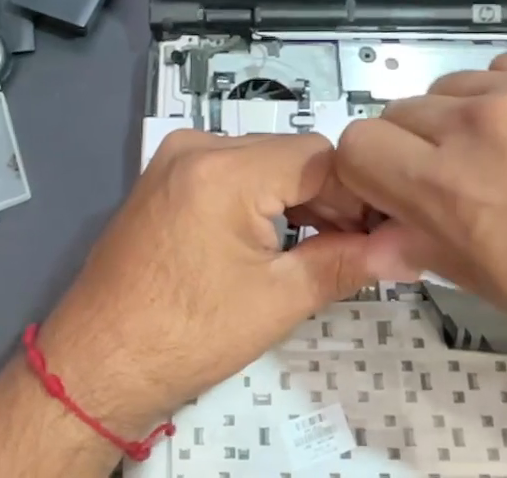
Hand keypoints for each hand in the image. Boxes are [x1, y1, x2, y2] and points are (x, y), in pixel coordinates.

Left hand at [35, 133, 373, 436]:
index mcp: (226, 169)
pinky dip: (259, 197)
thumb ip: (345, 262)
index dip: (360, 194)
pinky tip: (279, 236)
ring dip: (295, 197)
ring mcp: (176, 158)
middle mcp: (198, 145)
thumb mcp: (278, 300)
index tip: (386, 231)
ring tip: (325, 247)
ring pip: (261, 161)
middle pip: (289, 155)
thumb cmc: (188, 334)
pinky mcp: (165, 176)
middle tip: (360, 246)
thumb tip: (405, 249)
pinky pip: (229, 171)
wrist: (100, 360)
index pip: (320, 157)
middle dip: (330, 197)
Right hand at [334, 50, 506, 383]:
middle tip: (460, 198)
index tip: (391, 208)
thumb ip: (453, 256)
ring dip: (463, 127)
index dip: (365, 183)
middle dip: (411, 157)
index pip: (356, 152)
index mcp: (464, 194)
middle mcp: (486, 124)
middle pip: (397, 114)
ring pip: (453, 88)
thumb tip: (400, 236)